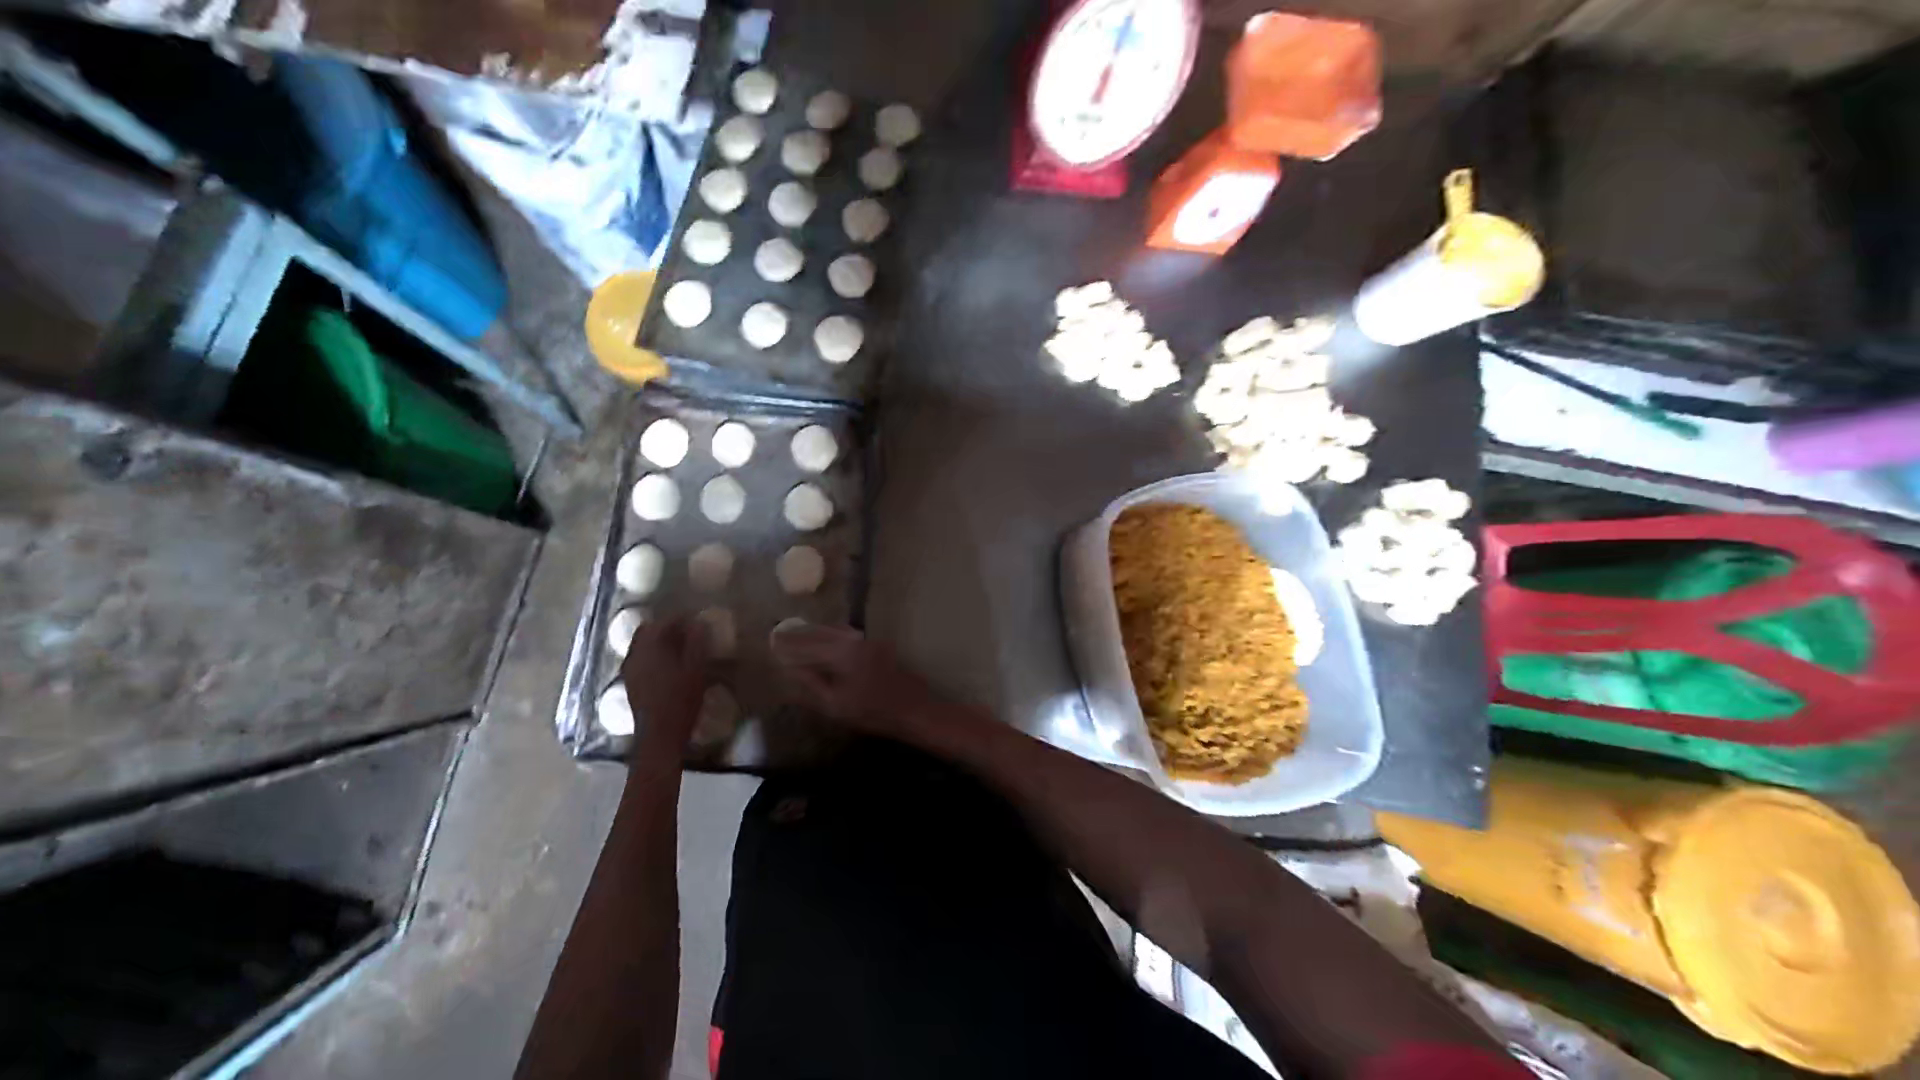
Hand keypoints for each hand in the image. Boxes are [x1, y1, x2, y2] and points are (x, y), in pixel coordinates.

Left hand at [621, 616, 709, 750]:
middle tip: (688, 632)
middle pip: (648, 631)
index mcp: (650, 647)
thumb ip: (697, 642)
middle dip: (667, 627)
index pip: (664, 622)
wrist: (659, 736)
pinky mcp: (630, 685)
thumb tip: (699, 623)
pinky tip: (668, 667)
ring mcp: (629, 670)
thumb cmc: (681, 700)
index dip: (682, 618)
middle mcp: (634, 655)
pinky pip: (641, 660)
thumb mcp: (696, 668)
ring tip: (680, 649)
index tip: (698, 620)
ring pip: (642, 646)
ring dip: (659, 642)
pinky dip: (654, 657)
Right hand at [771, 624, 939, 738]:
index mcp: (841, 652)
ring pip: (835, 631)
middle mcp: (853, 639)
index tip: (771, 640)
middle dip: (800, 633)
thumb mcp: (835, 704)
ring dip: (816, 632)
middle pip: (821, 632)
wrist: (913, 709)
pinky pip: (847, 634)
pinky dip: (832, 634)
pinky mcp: (877, 645)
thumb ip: (811, 684)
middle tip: (781, 633)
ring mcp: (867, 640)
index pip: (807, 644)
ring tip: (798, 636)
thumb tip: (790, 670)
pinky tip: (826, 640)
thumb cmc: (872, 711)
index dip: (788, 644)